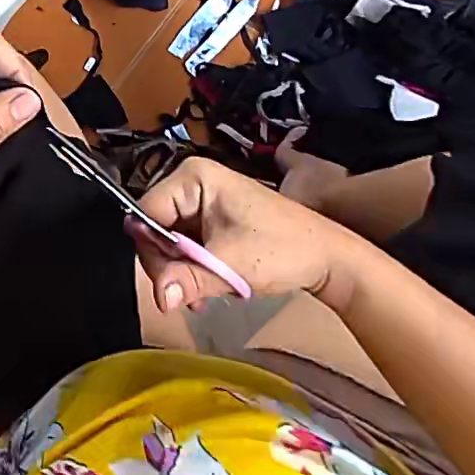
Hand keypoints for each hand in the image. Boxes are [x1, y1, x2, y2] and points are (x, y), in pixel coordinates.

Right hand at [134, 157, 372, 313]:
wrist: (327, 257)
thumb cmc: (284, 249)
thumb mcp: (231, 266)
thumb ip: (190, 279)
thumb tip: (158, 297)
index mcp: (194, 177)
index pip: (147, 212)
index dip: (153, 250)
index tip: (171, 282)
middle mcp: (193, 182)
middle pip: (155, 227)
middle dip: (169, 265)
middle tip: (190, 293)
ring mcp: (202, 200)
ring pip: (168, 240)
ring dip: (181, 272)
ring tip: (204, 294)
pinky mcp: (211, 218)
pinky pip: (185, 244)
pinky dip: (191, 268)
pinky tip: (208, 286)